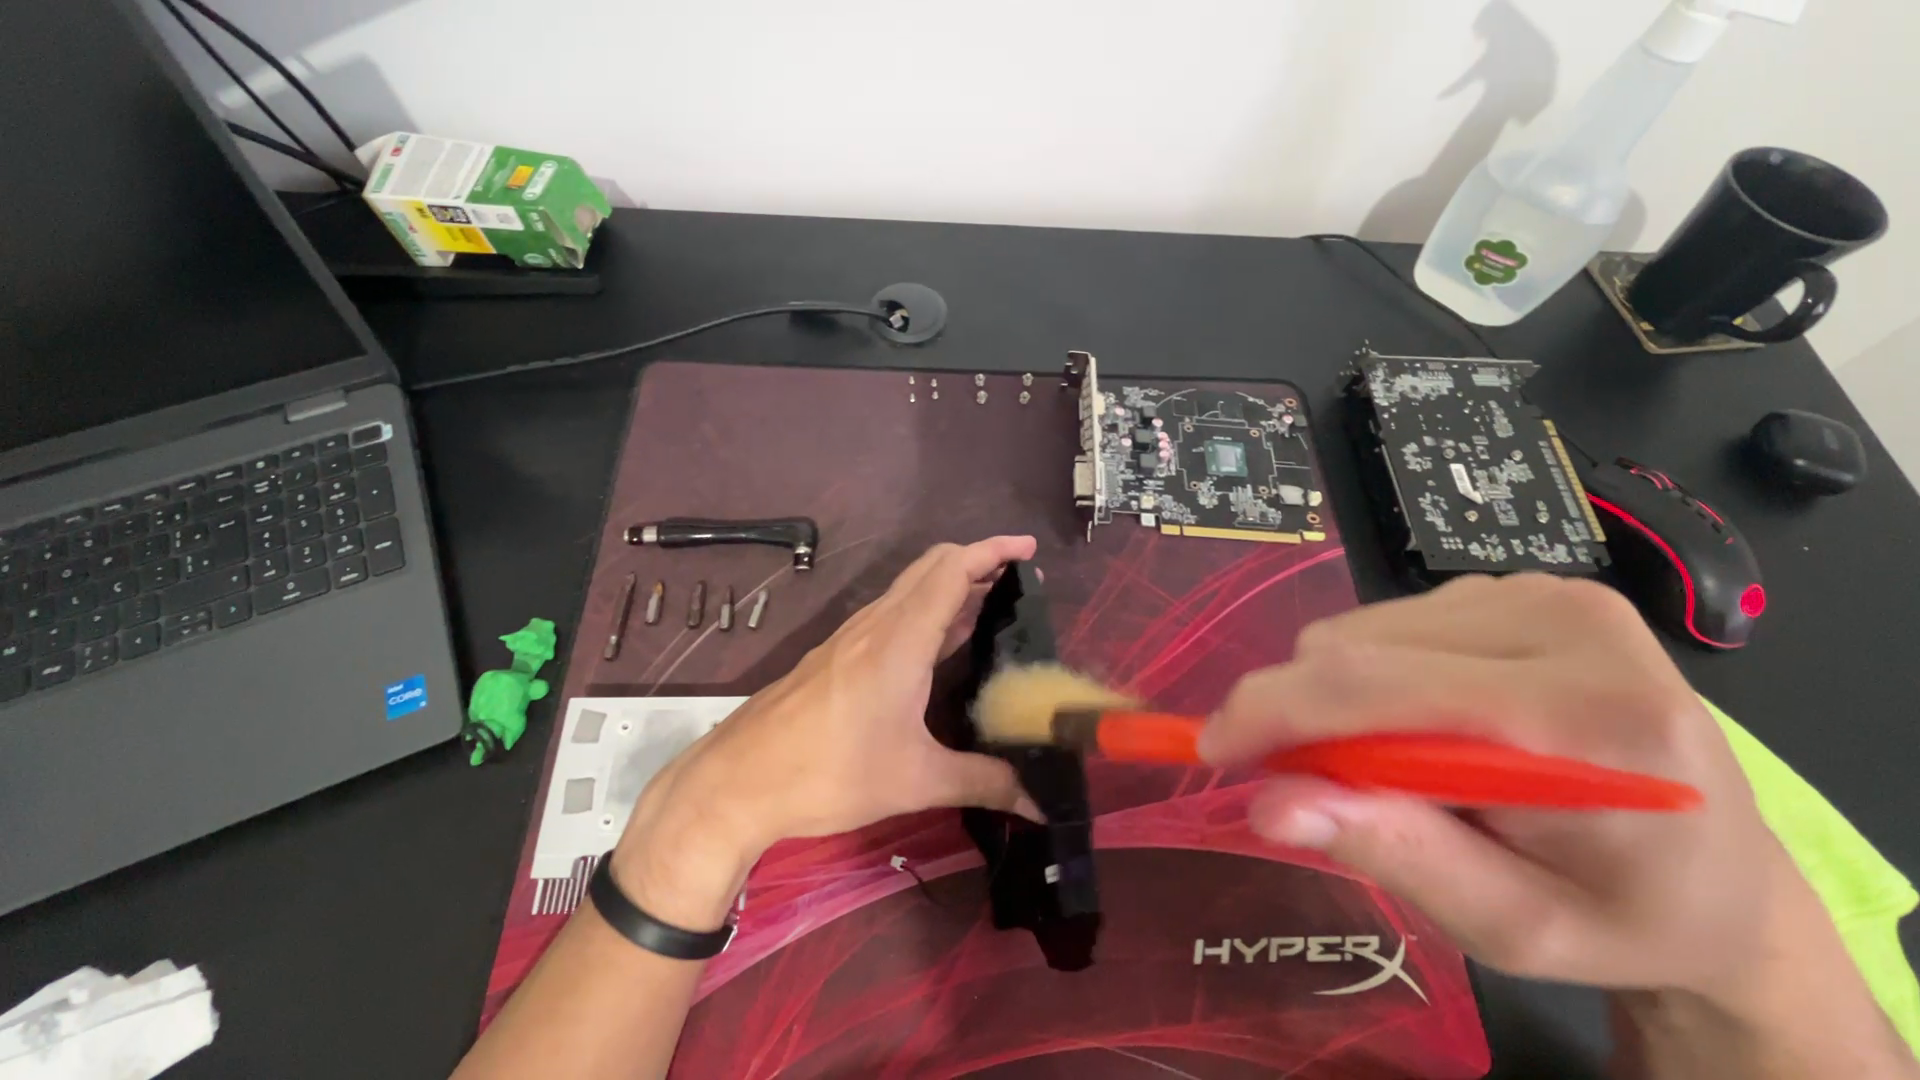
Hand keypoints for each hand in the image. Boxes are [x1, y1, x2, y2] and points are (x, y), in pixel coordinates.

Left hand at [610, 536, 1039, 930]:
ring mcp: (852, 638)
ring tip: (992, 604)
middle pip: (931, 568)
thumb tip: (1040, 803)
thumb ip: (984, 783)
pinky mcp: (837, 655)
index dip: (992, 550)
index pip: (952, 571)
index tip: (1029, 548)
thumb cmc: (830, 772)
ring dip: (950, 585)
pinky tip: (941, 642)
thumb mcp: (916, 781)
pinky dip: (926, 610)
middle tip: (1019, 579)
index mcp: (901, 639)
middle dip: (977, 561)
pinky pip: (892, 613)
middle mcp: (876, 625)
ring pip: (909, 590)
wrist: (739, 779)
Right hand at [1200, 575, 1914, 1076]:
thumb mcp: (1514, 926)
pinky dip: (1377, 674)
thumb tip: (1269, 804)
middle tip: (1314, 783)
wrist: (1725, 875)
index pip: (1382, 687)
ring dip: (1342, 697)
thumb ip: (1396, 854)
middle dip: (1303, 714)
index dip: (1276, 712)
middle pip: (1358, 648)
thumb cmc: (1624, 916)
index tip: (1211, 749)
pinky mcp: (1529, 585)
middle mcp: (1571, 625)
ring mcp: (1551, 592)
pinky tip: (1427, 720)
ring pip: (1364, 629)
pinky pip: (1393, 620)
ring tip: (1396, 764)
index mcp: (1589, 716)